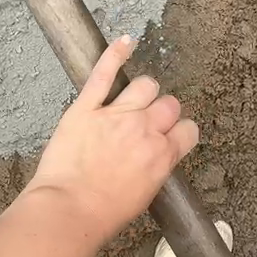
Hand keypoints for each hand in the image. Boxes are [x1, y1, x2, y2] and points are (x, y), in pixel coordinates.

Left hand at [24, 36, 199, 240]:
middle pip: (168, 104)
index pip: (187, 129)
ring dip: (141, 92)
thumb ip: (154, 169)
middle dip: (160, 112)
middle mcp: (145, 130)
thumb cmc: (102, 214)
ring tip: (131, 100)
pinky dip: (114, 54)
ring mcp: (115, 115)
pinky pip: (104, 73)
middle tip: (145, 124)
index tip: (170, 135)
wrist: (68, 210)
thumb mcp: (143, 197)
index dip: (179, 131)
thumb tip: (153, 158)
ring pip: (144, 85)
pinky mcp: (86, 108)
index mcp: (163, 156)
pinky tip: (124, 43)